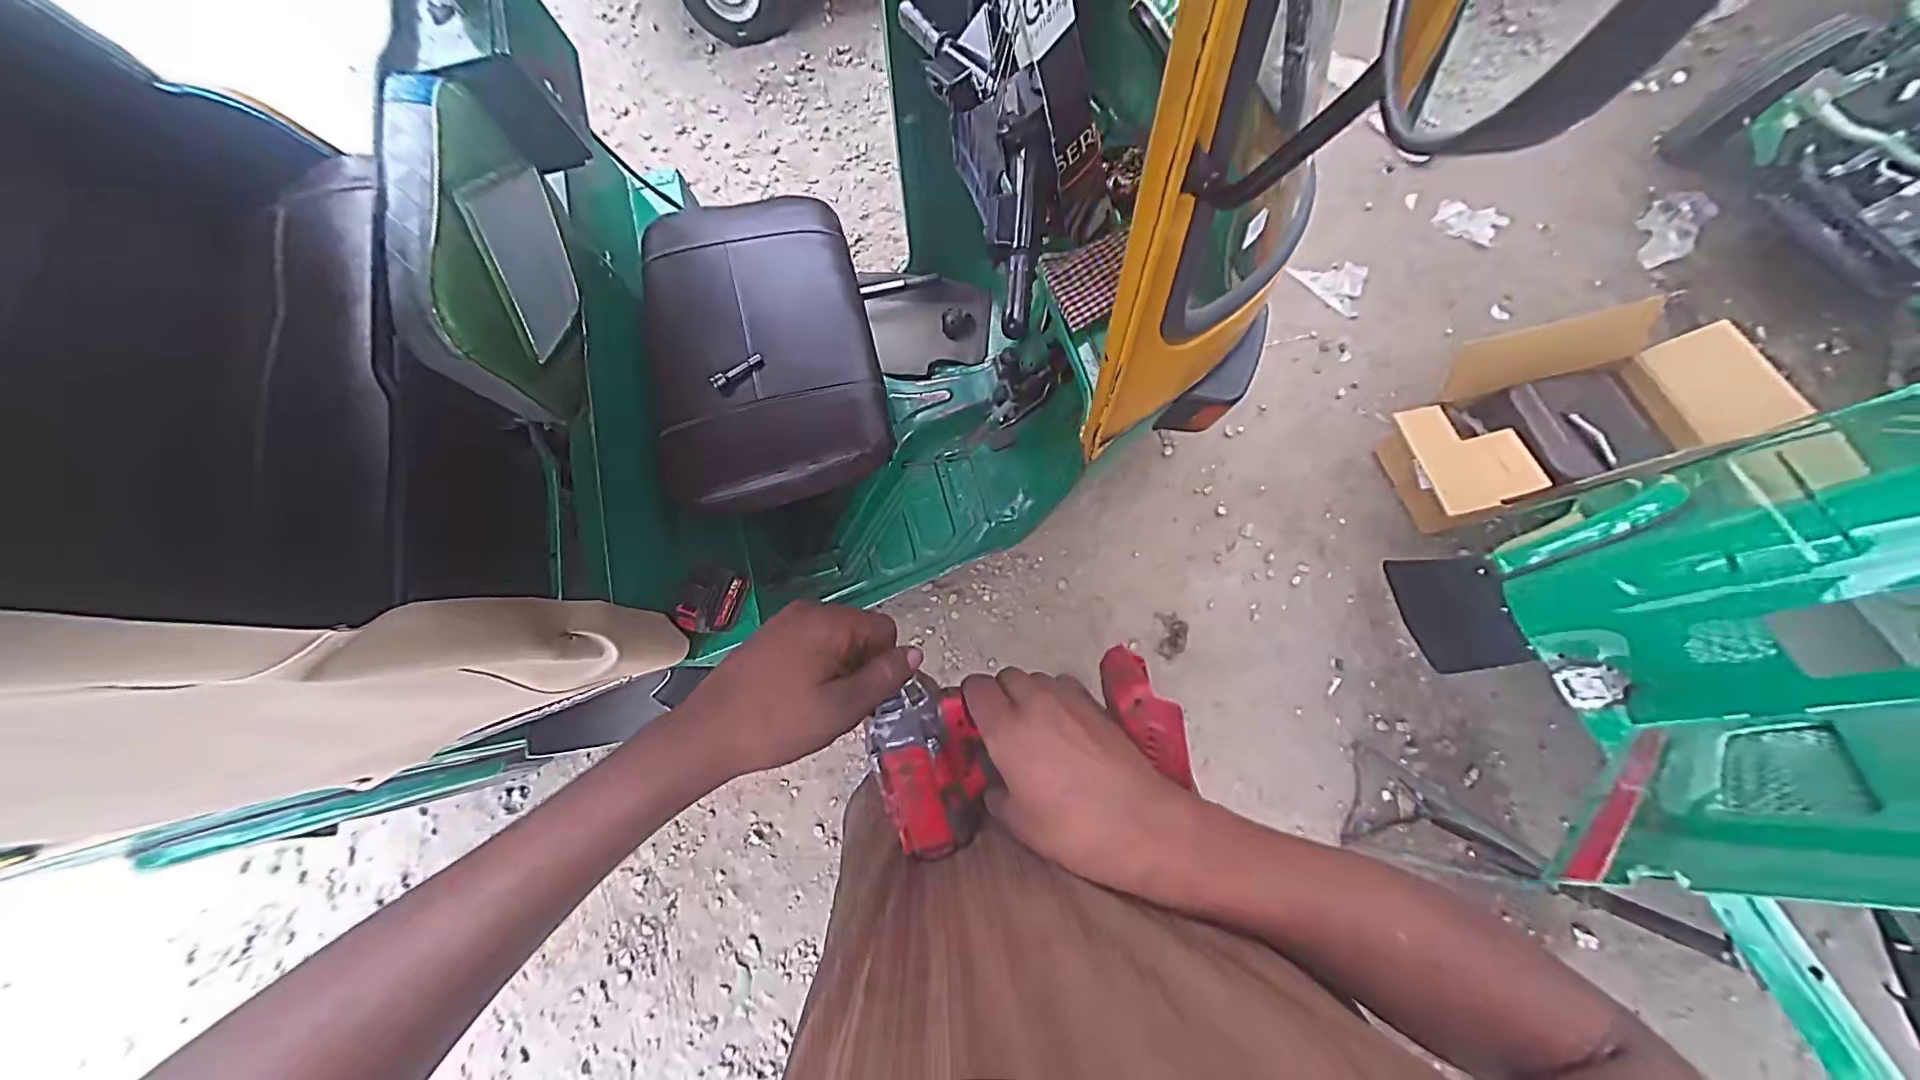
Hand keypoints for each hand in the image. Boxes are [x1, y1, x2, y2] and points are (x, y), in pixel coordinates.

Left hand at [680, 602, 921, 776]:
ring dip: (839, 670)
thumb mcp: (841, 707)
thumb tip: (915, 653)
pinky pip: (810, 645)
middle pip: (860, 632)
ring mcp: (784, 622)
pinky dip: (816, 668)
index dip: (884, 664)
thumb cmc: (777, 723)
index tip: (864, 696)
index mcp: (829, 622)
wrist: (707, 733)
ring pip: (836, 641)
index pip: (885, 629)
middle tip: (841, 706)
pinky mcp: (768, 637)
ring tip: (817, 706)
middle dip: (861, 667)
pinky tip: (797, 699)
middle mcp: (808, 612)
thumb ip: (883, 678)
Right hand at [962, 667, 1205, 898]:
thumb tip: (993, 784)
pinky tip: (1063, 729)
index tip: (969, 722)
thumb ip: (995, 794)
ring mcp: (1070, 700)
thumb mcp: (1020, 824)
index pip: (975, 688)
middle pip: (1005, 677)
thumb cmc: (1078, 830)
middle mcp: (1036, 703)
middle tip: (998, 728)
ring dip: (1027, 695)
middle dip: (997, 696)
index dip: (968, 702)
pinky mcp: (1098, 705)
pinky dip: (1056, 699)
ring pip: (1036, 679)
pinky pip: (1065, 687)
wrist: (1145, 825)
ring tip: (1032, 729)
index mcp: (1008, 729)